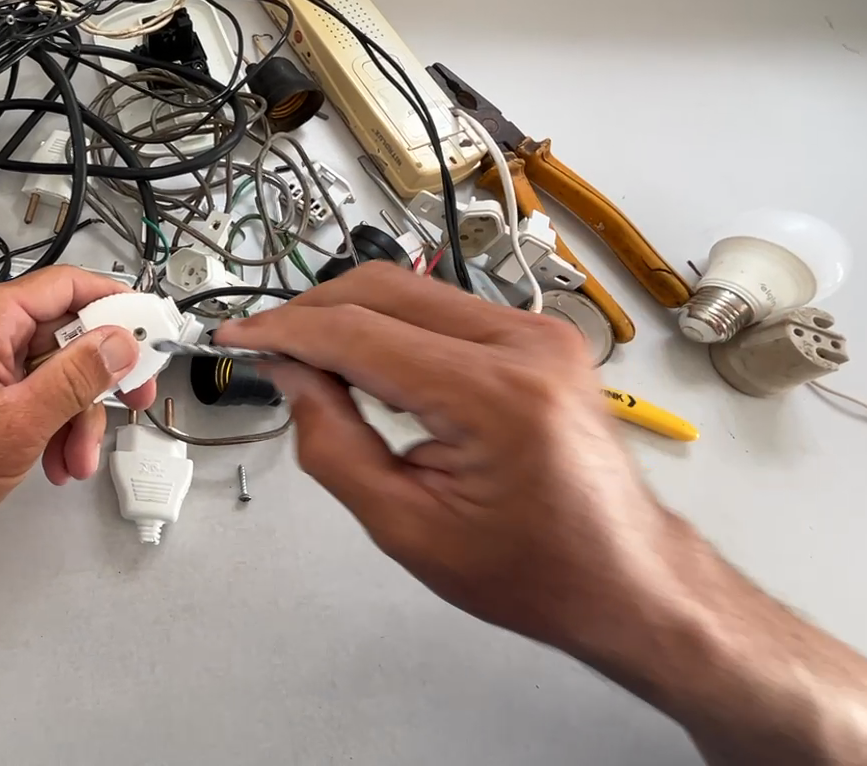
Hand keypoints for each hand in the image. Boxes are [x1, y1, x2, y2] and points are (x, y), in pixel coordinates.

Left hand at [0, 267, 156, 549]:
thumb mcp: (18, 423)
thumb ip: (75, 378)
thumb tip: (119, 340)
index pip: (65, 285)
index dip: (114, 303)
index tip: (150, 328)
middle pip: (66, 334)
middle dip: (98, 380)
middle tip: (131, 402)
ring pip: (55, 372)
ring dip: (76, 417)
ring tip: (75, 460)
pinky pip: (34, 394)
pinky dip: (52, 425)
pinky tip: (55, 461)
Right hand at [212, 263, 685, 655]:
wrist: (632, 579)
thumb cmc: (531, 571)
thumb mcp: (406, 529)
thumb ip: (332, 445)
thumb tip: (288, 374)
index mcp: (497, 397)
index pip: (358, 333)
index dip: (283, 330)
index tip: (233, 336)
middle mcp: (522, 343)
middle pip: (379, 288)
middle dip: (307, 311)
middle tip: (265, 348)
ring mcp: (534, 330)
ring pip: (403, 288)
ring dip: (341, 314)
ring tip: (305, 358)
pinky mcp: (533, 333)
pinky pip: (432, 306)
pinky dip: (380, 321)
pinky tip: (357, 358)